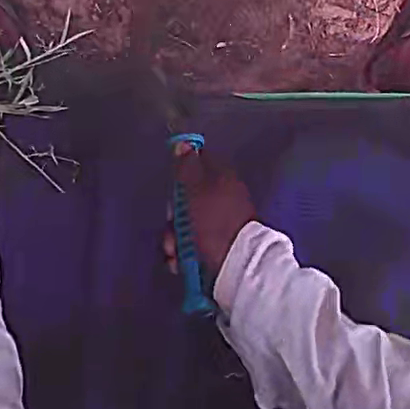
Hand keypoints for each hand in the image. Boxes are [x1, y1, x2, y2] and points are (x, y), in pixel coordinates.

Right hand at [174, 143, 256, 273]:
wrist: (237, 265)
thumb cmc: (214, 221)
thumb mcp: (196, 189)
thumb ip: (187, 167)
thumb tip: (182, 143)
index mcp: (223, 178)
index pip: (200, 162)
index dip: (183, 171)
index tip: (174, 185)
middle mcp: (224, 197)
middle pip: (189, 196)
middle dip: (175, 213)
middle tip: (172, 223)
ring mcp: (221, 223)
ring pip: (187, 223)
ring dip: (174, 237)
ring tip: (172, 251)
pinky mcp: (217, 246)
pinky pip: (193, 243)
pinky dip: (182, 252)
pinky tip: (177, 261)